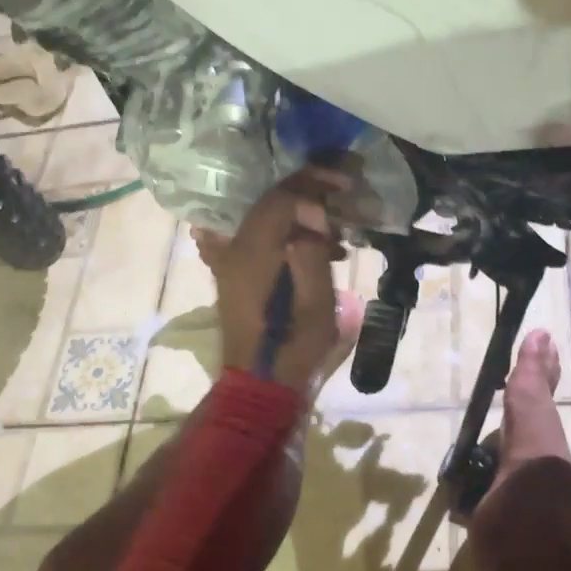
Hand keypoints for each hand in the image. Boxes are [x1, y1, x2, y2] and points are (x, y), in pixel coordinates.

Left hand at [214, 169, 346, 391]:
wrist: (260, 386)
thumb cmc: (294, 349)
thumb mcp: (317, 306)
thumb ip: (314, 256)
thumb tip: (312, 223)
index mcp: (252, 253)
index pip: (280, 198)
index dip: (313, 184)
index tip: (344, 184)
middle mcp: (231, 249)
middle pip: (266, 202)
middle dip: (305, 192)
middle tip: (340, 193)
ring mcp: (227, 262)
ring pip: (259, 217)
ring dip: (294, 212)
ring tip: (331, 229)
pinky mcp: (231, 275)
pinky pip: (252, 236)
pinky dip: (280, 230)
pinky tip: (309, 245)